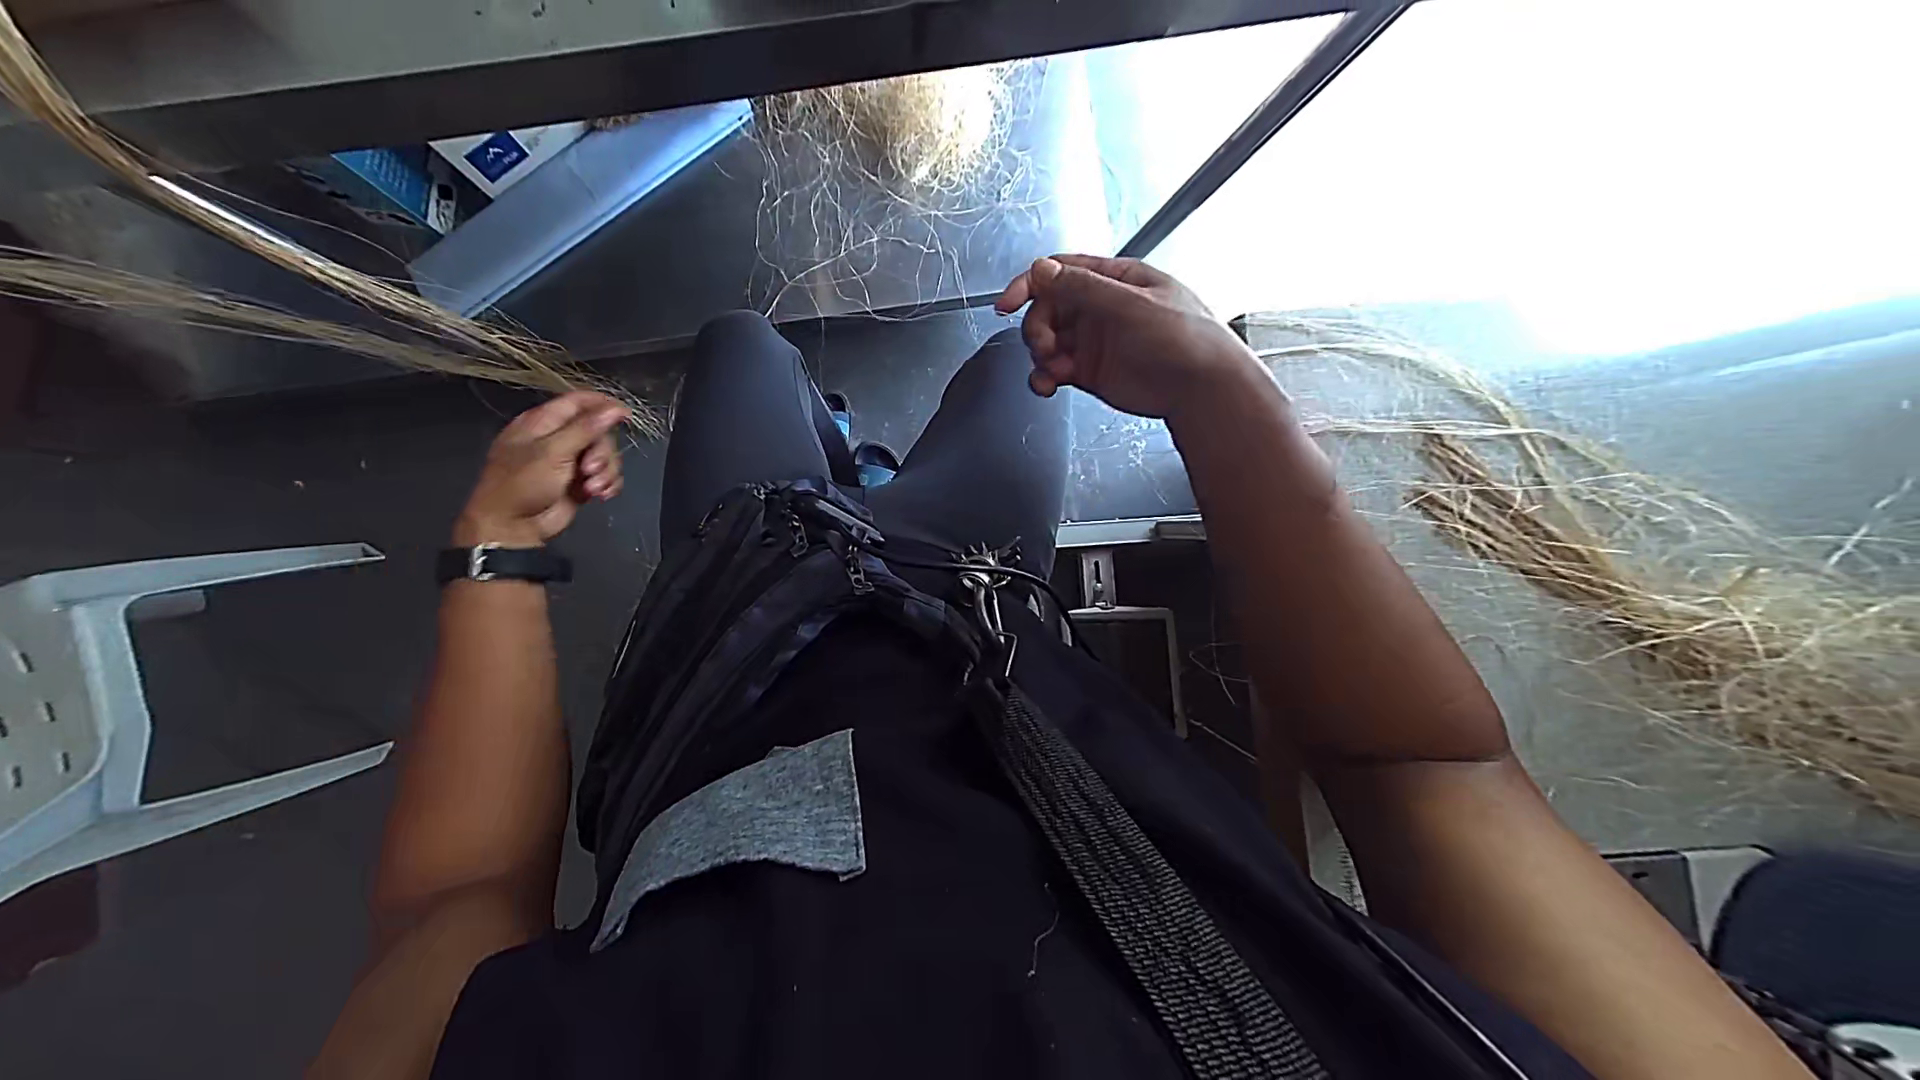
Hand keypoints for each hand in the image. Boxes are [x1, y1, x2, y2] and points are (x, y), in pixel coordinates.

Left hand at [454, 391, 628, 547]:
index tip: (625, 415)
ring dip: (606, 471)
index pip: (578, 401)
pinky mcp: (581, 482)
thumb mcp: (553, 451)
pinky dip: (608, 484)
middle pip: (599, 432)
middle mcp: (558, 438)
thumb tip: (615, 409)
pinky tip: (600, 494)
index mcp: (543, 422)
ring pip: (606, 455)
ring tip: (593, 488)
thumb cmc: (522, 484)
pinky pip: (606, 475)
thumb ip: (586, 428)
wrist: (514, 526)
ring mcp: (570, 461)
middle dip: (603, 451)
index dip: (603, 405)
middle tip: (591, 468)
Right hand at [994, 254, 1265, 420]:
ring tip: (1053, 371)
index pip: (1059, 273)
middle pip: (1047, 310)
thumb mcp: (1131, 305)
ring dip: (1040, 357)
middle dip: (1037, 329)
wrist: (1201, 389)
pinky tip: (1047, 385)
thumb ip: (1082, 288)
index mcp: (1112, 280)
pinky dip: (1044, 377)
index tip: (1006, 303)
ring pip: (1048, 342)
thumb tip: (1042, 270)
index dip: (1028, 285)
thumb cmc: (1184, 338)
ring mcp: (1094, 341)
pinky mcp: (1089, 371)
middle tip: (1044, 347)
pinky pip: (1054, 370)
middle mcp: (1100, 308)